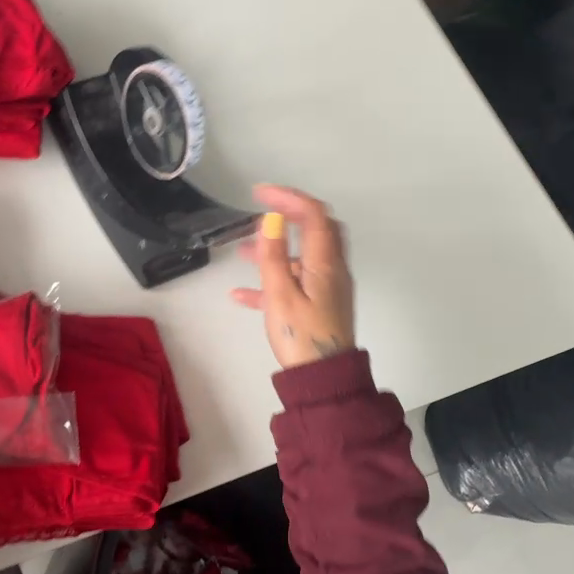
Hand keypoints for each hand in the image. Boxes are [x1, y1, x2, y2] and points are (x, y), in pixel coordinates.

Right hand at [230, 184, 355, 369]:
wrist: (322, 380)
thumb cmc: (301, 337)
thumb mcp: (281, 295)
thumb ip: (274, 257)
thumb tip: (273, 220)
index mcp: (325, 263)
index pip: (313, 215)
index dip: (288, 198)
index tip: (260, 194)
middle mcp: (331, 270)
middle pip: (317, 230)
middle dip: (290, 216)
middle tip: (262, 213)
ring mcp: (327, 288)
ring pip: (303, 257)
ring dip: (276, 249)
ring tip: (242, 253)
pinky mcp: (320, 306)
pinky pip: (295, 283)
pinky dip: (273, 280)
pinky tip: (242, 295)